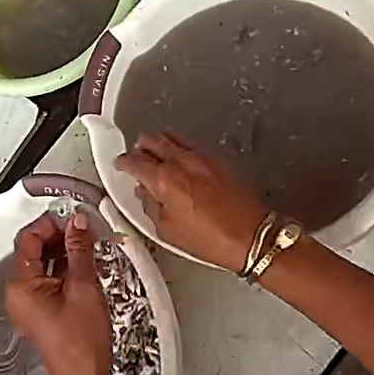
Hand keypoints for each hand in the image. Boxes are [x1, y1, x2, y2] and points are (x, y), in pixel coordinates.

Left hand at [5, 210, 112, 374]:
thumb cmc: (81, 342)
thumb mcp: (84, 287)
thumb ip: (79, 250)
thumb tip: (78, 223)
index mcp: (21, 285)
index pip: (28, 239)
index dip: (48, 224)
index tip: (69, 217)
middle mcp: (19, 292)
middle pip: (33, 249)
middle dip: (57, 235)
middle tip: (80, 227)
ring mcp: (28, 301)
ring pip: (41, 262)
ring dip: (61, 249)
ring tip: (85, 241)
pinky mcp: (40, 308)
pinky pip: (46, 277)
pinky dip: (62, 266)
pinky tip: (81, 260)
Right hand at [116, 131, 269, 271]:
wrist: (252, 237)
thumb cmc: (212, 239)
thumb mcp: (166, 230)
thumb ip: (148, 204)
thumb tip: (143, 192)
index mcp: (164, 179)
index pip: (133, 160)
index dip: (122, 162)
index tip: (121, 166)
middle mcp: (181, 162)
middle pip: (150, 138)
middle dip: (138, 148)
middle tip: (136, 160)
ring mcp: (201, 157)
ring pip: (170, 136)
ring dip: (158, 144)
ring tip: (157, 158)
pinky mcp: (217, 159)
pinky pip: (190, 144)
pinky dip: (179, 148)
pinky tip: (180, 164)